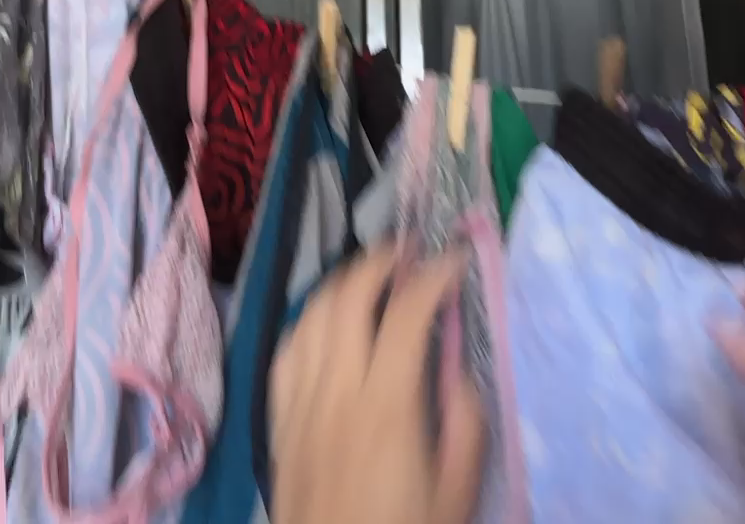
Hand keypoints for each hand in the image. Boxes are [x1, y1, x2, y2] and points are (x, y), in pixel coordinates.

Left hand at [270, 245, 485, 523]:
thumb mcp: (456, 494)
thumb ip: (465, 424)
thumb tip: (456, 372)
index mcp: (386, 408)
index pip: (408, 313)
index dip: (434, 274)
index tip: (455, 256)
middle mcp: (337, 392)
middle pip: (349, 297)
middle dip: (381, 259)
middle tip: (410, 249)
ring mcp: (300, 404)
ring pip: (312, 314)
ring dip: (344, 281)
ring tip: (373, 273)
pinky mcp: (279, 422)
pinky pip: (286, 351)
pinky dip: (310, 319)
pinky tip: (328, 320)